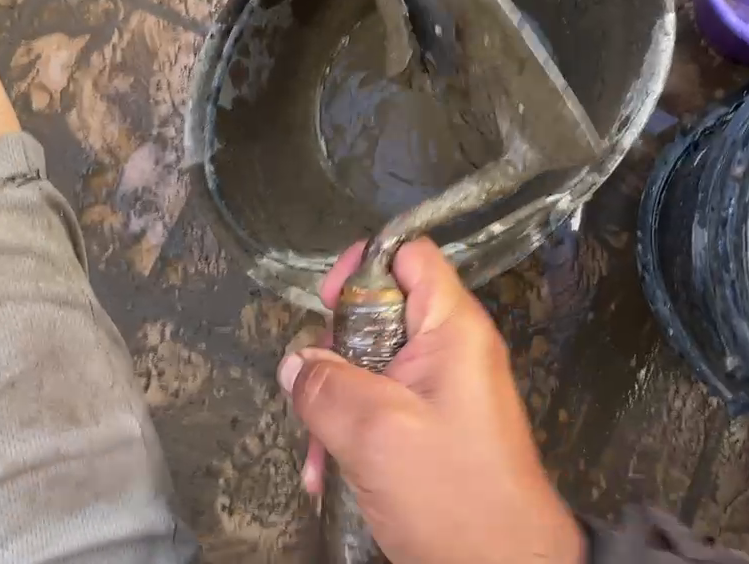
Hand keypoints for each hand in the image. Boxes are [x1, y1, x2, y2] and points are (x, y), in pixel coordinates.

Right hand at [280, 240, 585, 563]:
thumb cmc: (450, 491)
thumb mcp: (376, 432)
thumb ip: (327, 387)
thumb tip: (296, 361)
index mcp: (452, 327)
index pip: (410, 256)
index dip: (364, 266)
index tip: (327, 302)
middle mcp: (451, 348)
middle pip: (382, 313)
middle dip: (336, 352)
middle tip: (312, 389)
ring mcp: (443, 389)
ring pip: (374, 367)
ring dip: (336, 404)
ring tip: (315, 456)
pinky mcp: (434, 426)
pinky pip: (383, 407)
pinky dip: (353, 431)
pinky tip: (327, 474)